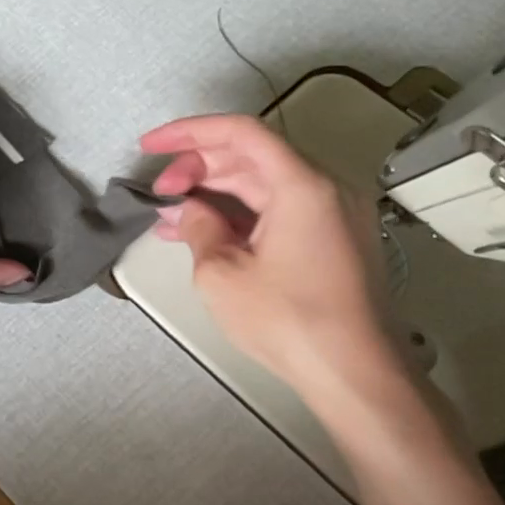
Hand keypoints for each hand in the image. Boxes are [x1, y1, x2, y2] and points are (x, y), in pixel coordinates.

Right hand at [141, 114, 400, 393]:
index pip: (240, 133)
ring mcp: (332, 215)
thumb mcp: (220, 272)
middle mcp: (325, 189)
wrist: (354, 372)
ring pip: (261, 184)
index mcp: (302, 186)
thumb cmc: (286, 319)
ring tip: (167, 216)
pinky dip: (236, 214)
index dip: (188, 132)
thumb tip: (193, 210)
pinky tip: (199, 232)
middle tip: (157, 193)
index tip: (150, 146)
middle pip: (251, 156)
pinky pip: (276, 209)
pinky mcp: (330, 240)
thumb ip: (200, 226)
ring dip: (212, 192)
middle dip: (197, 167)